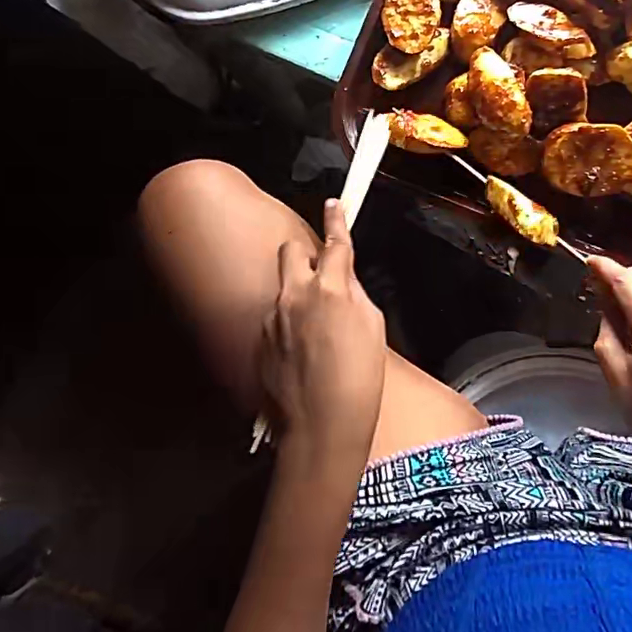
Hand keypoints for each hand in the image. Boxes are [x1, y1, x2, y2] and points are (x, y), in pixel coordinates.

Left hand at [258, 200, 386, 468]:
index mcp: (328, 289)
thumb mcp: (372, 326)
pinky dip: (288, 322)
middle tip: (324, 274)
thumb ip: (354, 293)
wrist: (322, 426)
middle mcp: (293, 296)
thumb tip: (343, 278)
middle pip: (292, 252)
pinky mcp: (260, 339)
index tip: (334, 205)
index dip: (336, 220)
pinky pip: (274, 316)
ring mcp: (272, 317)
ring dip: (298, 293)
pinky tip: (305, 351)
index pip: (334, 242)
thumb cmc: (358, 379)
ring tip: (318, 330)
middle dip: (306, 254)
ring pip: (283, 287)